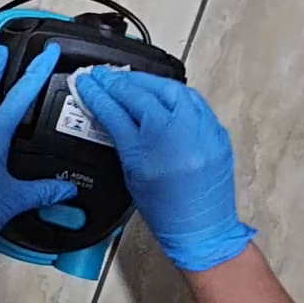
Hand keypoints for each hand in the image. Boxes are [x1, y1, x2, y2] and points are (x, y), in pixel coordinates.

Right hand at [72, 69, 255, 271]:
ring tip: (127, 79)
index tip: (86, 81)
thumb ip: (119, 135)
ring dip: (146, 81)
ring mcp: (204, 128)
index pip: (119, 108)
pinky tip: (158, 91)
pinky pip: (192, 100)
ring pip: (173, 89)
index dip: (99, 93)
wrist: (201, 228)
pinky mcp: (216, 130)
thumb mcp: (131, 171)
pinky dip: (171, 91)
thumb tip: (105, 108)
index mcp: (155, 144)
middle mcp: (183, 131)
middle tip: (101, 74)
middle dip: (120, 81)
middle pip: (146, 92)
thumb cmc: (163, 208)